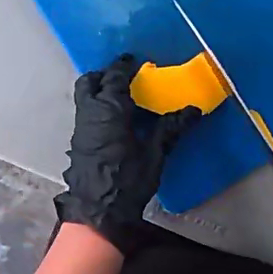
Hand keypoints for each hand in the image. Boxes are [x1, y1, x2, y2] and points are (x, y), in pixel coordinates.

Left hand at [54, 54, 200, 250]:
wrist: (98, 211)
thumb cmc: (128, 180)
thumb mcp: (154, 154)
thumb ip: (171, 129)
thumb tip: (194, 111)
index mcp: (110, 109)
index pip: (116, 77)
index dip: (126, 66)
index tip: (136, 61)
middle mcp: (90, 112)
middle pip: (91, 81)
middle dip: (105, 74)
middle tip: (124, 77)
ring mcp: (80, 127)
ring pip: (85, 97)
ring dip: (99, 90)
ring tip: (122, 97)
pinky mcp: (78, 141)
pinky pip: (86, 112)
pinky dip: (97, 107)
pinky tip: (115, 120)